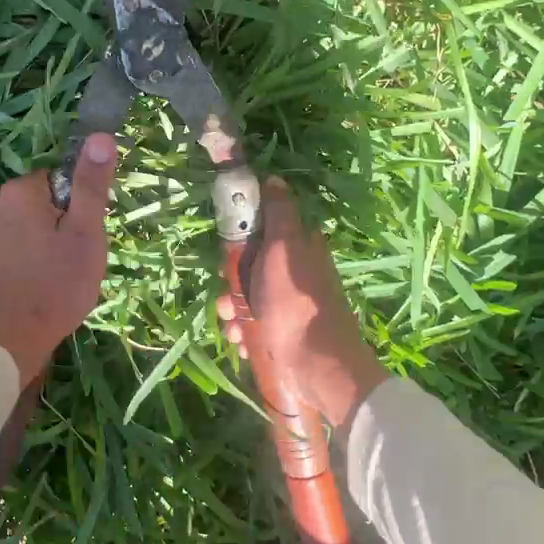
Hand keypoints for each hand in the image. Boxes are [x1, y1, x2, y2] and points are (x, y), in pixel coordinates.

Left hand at [0, 134, 119, 381]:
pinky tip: (28, 292)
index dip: (75, 211)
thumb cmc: (54, 288)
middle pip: (37, 206)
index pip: (57, 183)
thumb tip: (101, 136)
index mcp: (19, 192)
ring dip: (35, 248)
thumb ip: (91, 185)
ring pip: (19, 230)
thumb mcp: (85, 235)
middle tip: (70, 265)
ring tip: (50, 283)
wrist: (2, 346)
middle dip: (55, 229)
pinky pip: (3, 252)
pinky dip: (17, 266)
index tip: (81, 240)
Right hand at [217, 178, 387, 429]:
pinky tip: (242, 344)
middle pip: (251, 269)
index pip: (262, 232)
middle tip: (227, 300)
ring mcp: (292, 305)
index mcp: (300, 247)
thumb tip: (274, 178)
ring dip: (233, 313)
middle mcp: (297, 273)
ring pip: (249, 300)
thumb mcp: (284, 246)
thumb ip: (279, 213)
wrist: (317, 365)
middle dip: (231, 286)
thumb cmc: (294, 301)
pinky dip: (244, 334)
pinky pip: (256, 326)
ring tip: (233, 329)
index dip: (240, 242)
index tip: (228, 257)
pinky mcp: (286, 333)